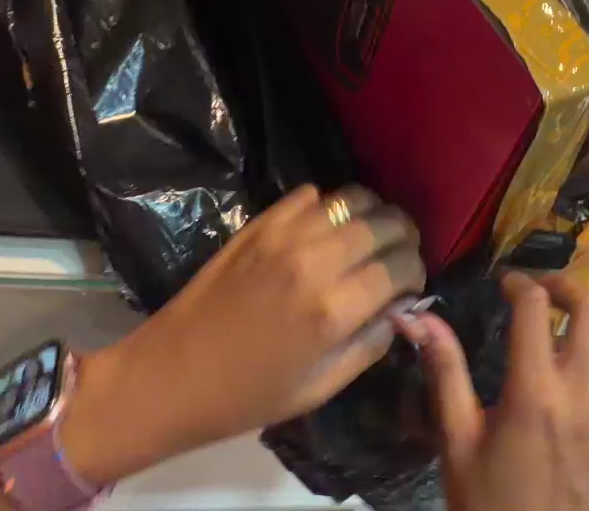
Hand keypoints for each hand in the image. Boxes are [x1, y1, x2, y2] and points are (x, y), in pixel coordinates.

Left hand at [65, 185, 423, 482]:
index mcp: (333, 311)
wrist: (172, 373)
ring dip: (372, 213)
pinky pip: (312, 194)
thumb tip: (400, 310)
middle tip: (401, 251)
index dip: (415, 270)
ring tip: (372, 231)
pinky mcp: (262, 221)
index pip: (400, 267)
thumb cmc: (248, 394)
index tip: (412, 281)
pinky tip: (328, 226)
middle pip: (384, 223)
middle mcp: (315, 261)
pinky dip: (330, 205)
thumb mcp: (319, 389)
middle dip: (403, 235)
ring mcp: (286, 234)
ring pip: (353, 198)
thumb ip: (369, 344)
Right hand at [400, 274, 588, 510]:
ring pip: (588, 362)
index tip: (503, 282)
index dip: (520, 282)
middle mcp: (579, 398)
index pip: (537, 307)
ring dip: (560, 355)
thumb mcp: (456, 439)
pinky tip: (543, 430)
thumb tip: (417, 316)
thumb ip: (444, 371)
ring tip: (525, 382)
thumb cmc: (484, 502)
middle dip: (566, 286)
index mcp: (535, 392)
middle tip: (537, 290)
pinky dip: (569, 397)